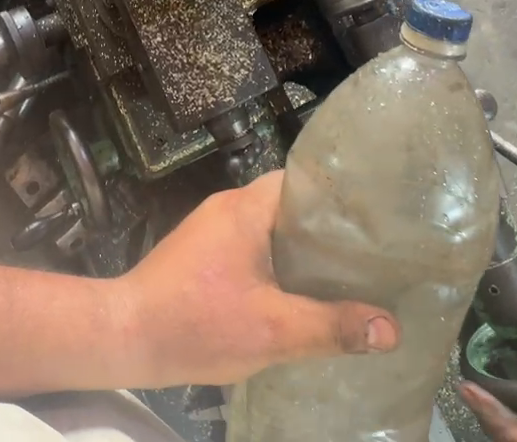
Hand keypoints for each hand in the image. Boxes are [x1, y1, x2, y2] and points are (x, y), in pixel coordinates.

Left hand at [111, 171, 398, 387]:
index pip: (300, 181)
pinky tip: (302, 295)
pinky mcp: (204, 254)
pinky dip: (279, 264)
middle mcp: (228, 208)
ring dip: (303, 251)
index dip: (338, 197)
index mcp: (244, 209)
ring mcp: (212, 230)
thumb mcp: (272, 329)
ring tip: (347, 278)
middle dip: (327, 231)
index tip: (374, 221)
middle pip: (288, 206)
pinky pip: (253, 247)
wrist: (125, 334)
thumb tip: (390, 327)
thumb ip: (331, 326)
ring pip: (271, 230)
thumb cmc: (197, 322)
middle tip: (371, 257)